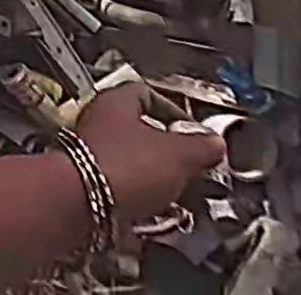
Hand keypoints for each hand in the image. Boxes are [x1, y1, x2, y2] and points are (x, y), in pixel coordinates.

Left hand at [73, 83, 224, 218]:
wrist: (85, 198)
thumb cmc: (127, 164)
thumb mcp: (177, 154)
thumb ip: (200, 146)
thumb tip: (215, 142)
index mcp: (115, 101)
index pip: (147, 93)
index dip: (175, 111)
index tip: (197, 133)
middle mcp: (100, 119)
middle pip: (142, 128)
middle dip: (172, 150)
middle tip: (195, 168)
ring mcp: (93, 148)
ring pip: (135, 157)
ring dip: (161, 174)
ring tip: (183, 193)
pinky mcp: (92, 176)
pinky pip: (125, 180)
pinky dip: (145, 191)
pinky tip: (161, 207)